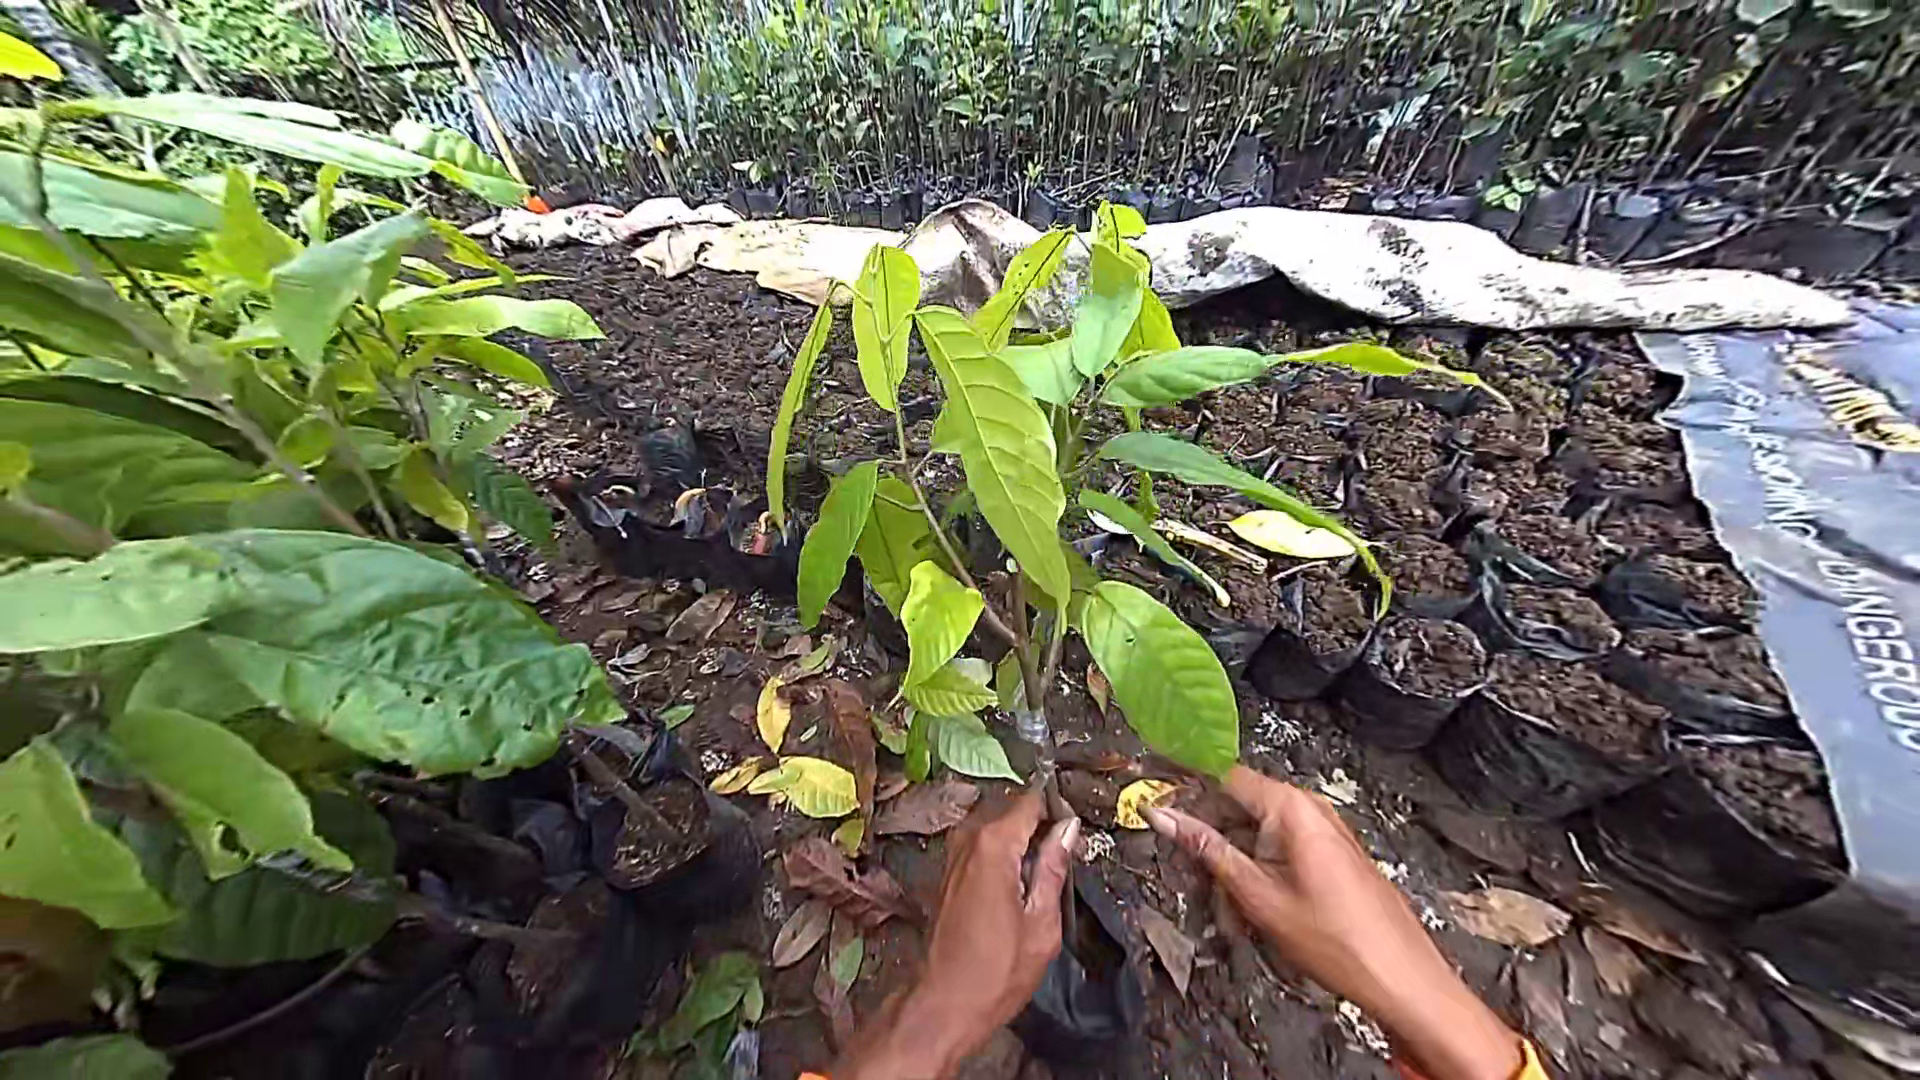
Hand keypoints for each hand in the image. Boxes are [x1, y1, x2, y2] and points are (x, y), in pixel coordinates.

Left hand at [832, 791, 1079, 1079]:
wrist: (945, 1002)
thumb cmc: (996, 970)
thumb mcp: (1041, 923)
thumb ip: (1054, 866)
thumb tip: (1069, 827)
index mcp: (994, 844)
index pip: (1031, 801)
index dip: (1056, 809)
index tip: (1073, 828)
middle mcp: (969, 835)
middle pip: (1013, 808)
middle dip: (1040, 823)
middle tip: (1063, 854)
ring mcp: (955, 848)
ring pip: (998, 823)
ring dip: (1021, 837)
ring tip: (1042, 872)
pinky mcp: (949, 864)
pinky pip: (983, 840)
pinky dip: (1003, 850)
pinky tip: (1017, 881)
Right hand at [1145, 766, 1521, 1079]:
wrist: (1410, 986)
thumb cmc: (1339, 941)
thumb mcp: (1257, 894)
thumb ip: (1205, 847)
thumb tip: (1162, 814)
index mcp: (1288, 805)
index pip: (1218, 772)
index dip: (1181, 776)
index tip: (1151, 777)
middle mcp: (1306, 805)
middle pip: (1235, 800)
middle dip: (1204, 827)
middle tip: (1179, 856)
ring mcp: (1320, 825)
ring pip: (1253, 824)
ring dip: (1229, 851)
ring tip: (1217, 894)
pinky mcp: (1328, 847)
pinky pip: (1276, 839)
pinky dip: (1253, 860)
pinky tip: (1244, 894)